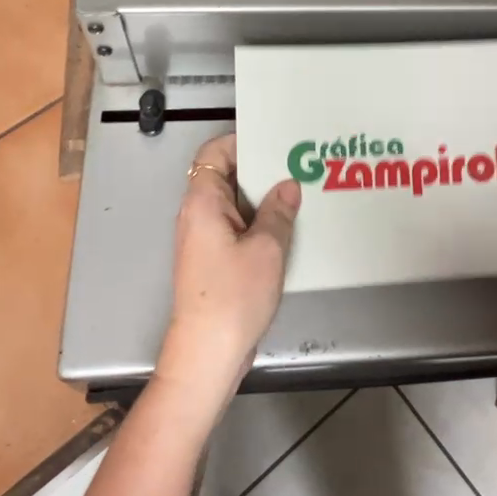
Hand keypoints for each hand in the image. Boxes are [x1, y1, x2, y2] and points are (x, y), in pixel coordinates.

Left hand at [156, 133, 300, 400]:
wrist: (207, 354)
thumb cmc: (234, 296)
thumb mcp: (266, 249)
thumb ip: (278, 211)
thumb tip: (288, 184)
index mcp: (202, 202)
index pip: (214, 153)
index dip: (242, 141)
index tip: (276, 141)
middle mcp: (196, 215)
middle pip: (224, 176)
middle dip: (260, 169)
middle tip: (298, 163)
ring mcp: (203, 239)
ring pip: (233, 204)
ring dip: (262, 197)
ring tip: (300, 191)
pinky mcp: (212, 261)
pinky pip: (235, 227)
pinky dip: (258, 221)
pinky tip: (287, 226)